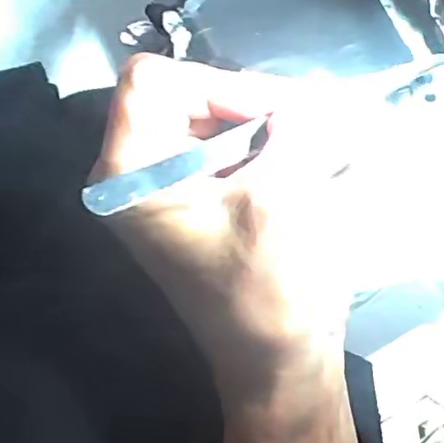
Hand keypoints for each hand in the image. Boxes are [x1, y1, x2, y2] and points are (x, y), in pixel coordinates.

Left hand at [93, 55, 351, 408]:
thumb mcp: (280, 197)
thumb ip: (292, 131)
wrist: (277, 362)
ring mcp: (165, 190)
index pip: (155, 79)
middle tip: (306, 127)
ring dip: (265, 127)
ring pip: (211, 121)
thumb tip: (302, 98)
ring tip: (312, 147)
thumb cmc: (270, 288)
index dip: (220, 85)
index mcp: (131, 173)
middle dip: (250, 105)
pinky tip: (301, 166)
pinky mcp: (195, 203)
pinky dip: (264, 149)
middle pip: (185, 97)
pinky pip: (225, 151)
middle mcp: (135, 175)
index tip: (274, 120)